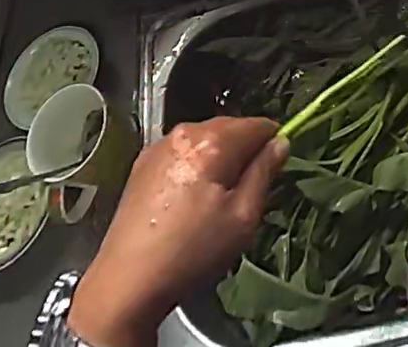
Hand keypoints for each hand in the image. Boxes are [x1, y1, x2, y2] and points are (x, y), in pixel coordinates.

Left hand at [70, 117, 288, 346]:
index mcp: (212, 142)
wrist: (126, 281)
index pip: (257, 125)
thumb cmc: (191, 252)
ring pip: (206, 137)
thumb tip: (280, 143)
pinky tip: (191, 195)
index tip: (275, 166)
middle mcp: (185, 132)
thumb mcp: (241, 219)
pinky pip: (183, 149)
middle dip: (244, 148)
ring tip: (218, 194)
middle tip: (248, 186)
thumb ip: (264, 173)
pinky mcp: (144, 161)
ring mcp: (161, 144)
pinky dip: (195, 162)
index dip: (272, 142)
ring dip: (219, 154)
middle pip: (230, 127)